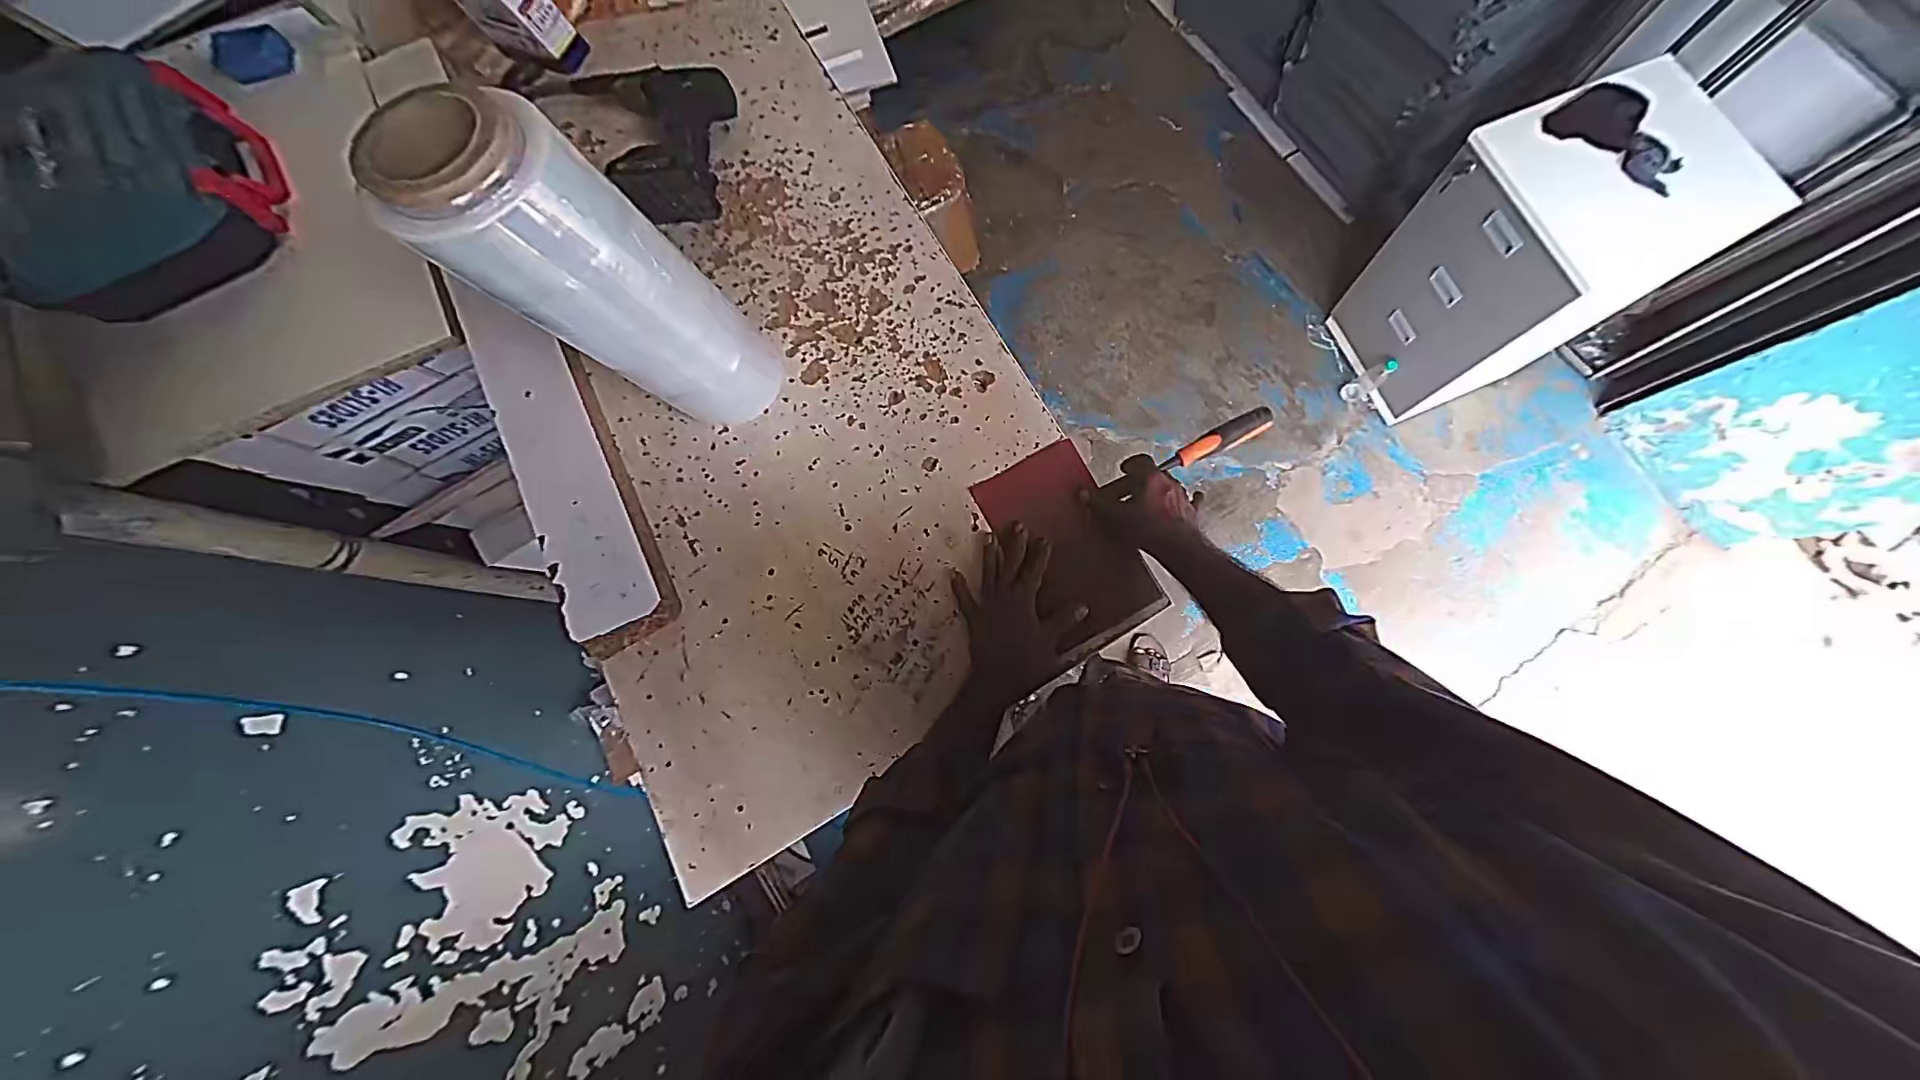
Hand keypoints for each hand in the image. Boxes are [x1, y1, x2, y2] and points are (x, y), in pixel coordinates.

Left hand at [950, 523, 1089, 706]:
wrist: (998, 683)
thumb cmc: (1028, 664)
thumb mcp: (1051, 642)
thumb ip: (1064, 622)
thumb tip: (1082, 606)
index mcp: (1024, 601)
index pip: (1034, 571)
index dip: (1039, 554)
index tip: (1043, 537)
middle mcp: (1004, 598)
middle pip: (1010, 566)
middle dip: (1014, 545)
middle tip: (1016, 525)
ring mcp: (987, 608)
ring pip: (988, 575)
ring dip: (988, 557)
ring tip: (987, 537)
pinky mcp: (974, 620)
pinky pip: (965, 601)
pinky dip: (959, 588)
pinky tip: (953, 574)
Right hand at [1084, 454, 1203, 554]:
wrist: (1178, 547)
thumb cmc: (1150, 529)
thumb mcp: (1116, 516)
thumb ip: (1099, 503)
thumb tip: (1086, 495)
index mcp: (1150, 477)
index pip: (1140, 461)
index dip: (1130, 464)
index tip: (1124, 468)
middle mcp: (1168, 482)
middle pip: (1151, 475)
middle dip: (1138, 482)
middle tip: (1126, 492)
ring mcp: (1182, 496)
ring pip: (1167, 488)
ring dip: (1155, 493)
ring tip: (1144, 505)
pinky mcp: (1190, 511)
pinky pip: (1187, 501)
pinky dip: (1179, 502)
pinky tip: (1177, 507)